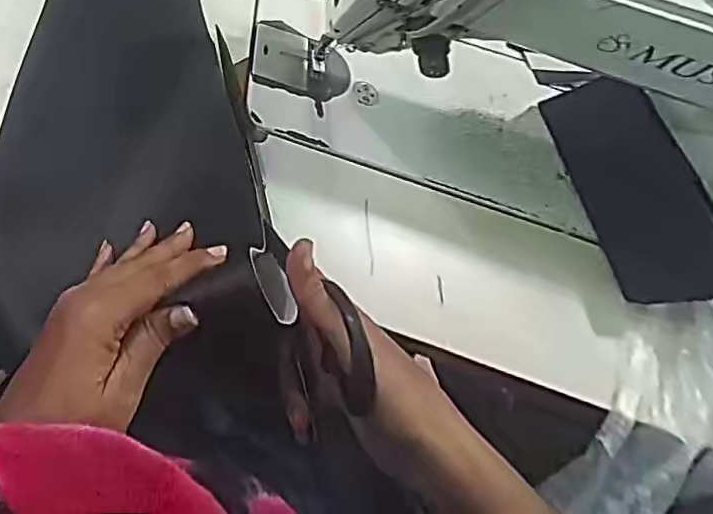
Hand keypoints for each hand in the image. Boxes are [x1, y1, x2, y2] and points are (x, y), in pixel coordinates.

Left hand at [0, 220, 227, 430]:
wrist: (17, 435)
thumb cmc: (70, 423)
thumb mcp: (121, 391)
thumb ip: (151, 343)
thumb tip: (184, 311)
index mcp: (99, 312)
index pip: (154, 279)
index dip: (187, 264)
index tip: (216, 251)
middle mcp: (83, 298)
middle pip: (134, 266)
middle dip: (167, 249)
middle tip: (191, 231)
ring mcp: (70, 304)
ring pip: (116, 267)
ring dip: (141, 250)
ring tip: (159, 230)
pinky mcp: (64, 315)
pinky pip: (93, 276)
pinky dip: (108, 260)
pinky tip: (111, 248)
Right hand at [283, 240, 555, 513]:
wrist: (443, 465)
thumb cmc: (406, 405)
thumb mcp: (352, 343)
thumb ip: (320, 298)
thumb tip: (301, 248)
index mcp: (348, 319)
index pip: (301, 292)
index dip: (279, 304)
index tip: (269, 323)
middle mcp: (349, 341)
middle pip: (297, 336)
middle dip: (288, 364)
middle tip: (295, 391)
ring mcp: (352, 372)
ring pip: (305, 367)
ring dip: (297, 391)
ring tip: (305, 415)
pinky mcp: (354, 402)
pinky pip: (316, 395)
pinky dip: (310, 408)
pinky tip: (315, 420)